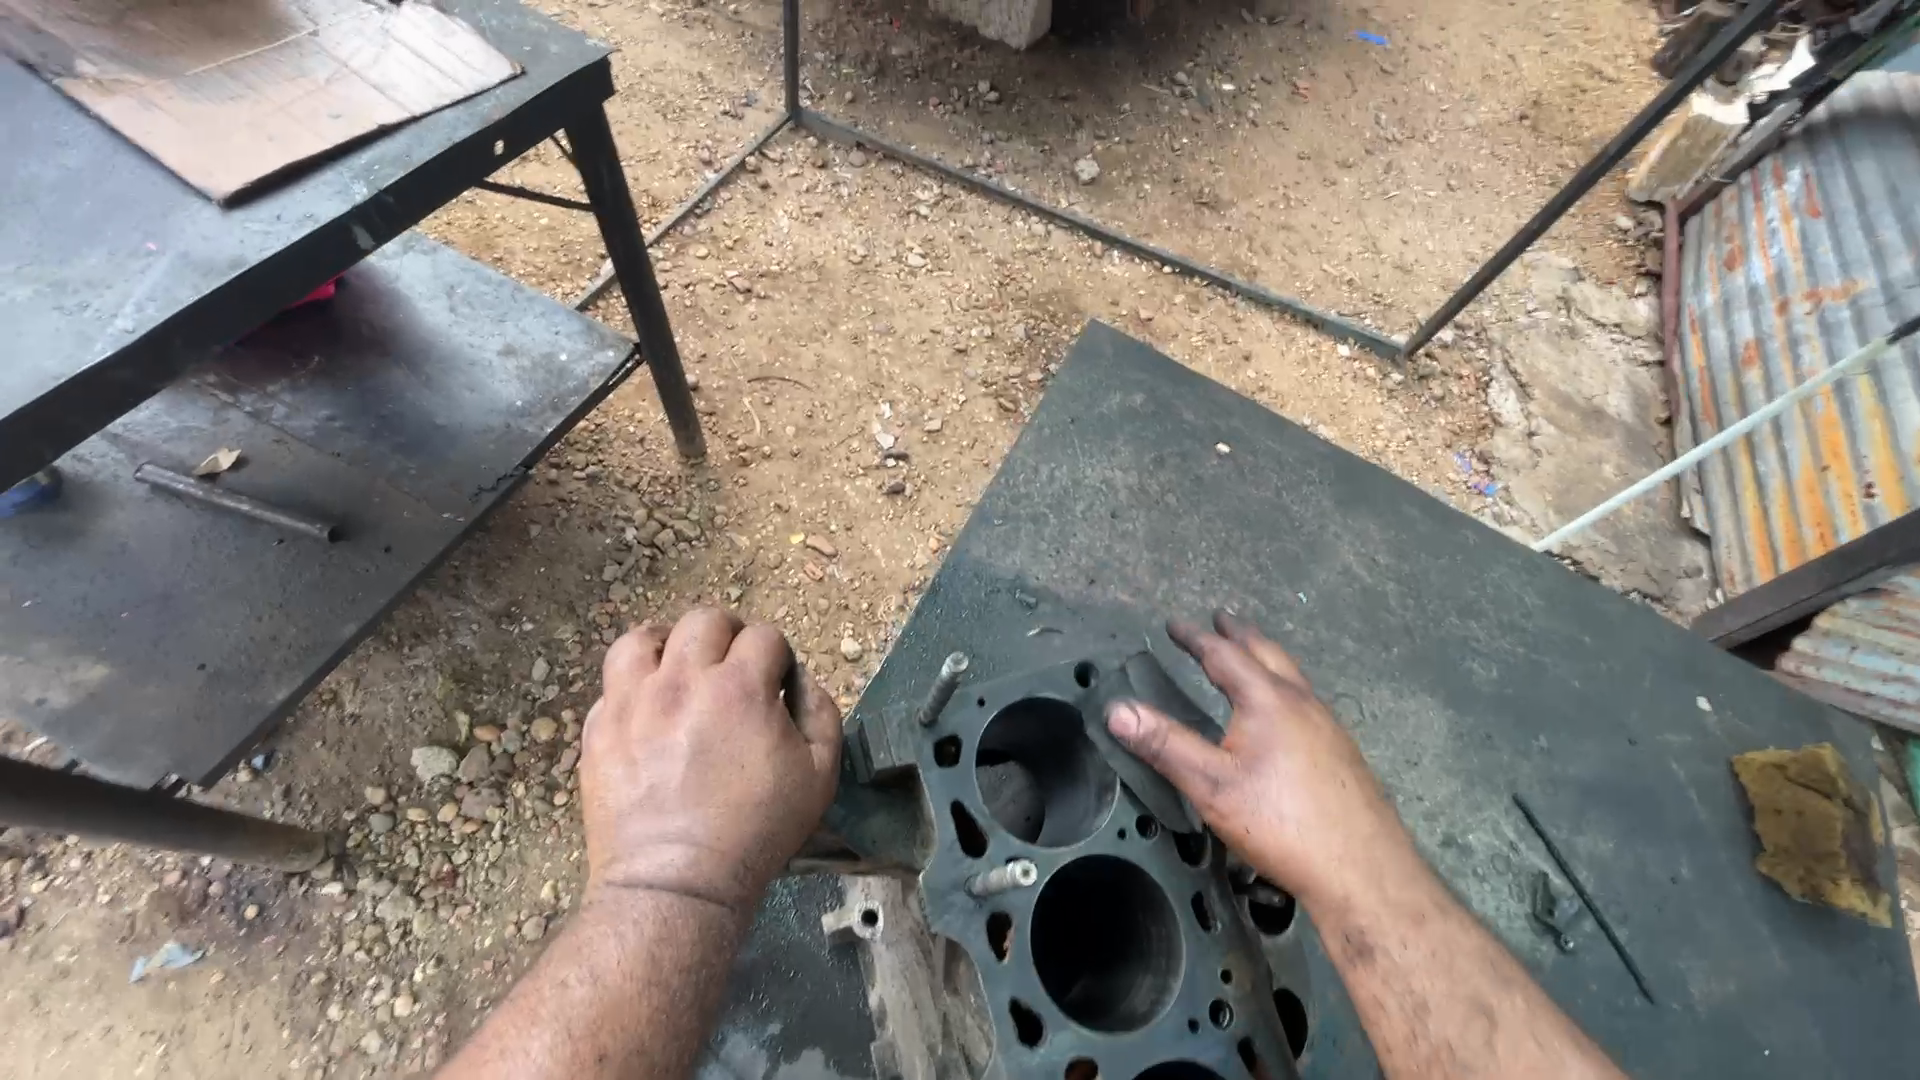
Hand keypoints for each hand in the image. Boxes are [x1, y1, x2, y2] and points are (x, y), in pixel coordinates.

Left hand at [579, 609, 841, 915]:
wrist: (676, 883)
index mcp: (741, 688)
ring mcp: (633, 702)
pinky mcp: (598, 729)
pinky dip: (634, 686)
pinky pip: (611, 684)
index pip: (764, 636)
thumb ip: (820, 710)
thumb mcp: (821, 773)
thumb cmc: (757, 829)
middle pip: (704, 621)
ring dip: (669, 646)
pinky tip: (650, 710)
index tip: (777, 686)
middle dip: (729, 636)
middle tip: (734, 669)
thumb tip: (798, 679)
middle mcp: (683, 681)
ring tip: (680, 671)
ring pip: (642, 638)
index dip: (778, 657)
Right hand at [1106, 610, 1413, 907]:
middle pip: (1267, 653)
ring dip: (1265, 656)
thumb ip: (1164, 745)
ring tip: (1250, 656)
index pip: (1224, 655)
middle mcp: (1302, 703)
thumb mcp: (1211, 785)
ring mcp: (1329, 727)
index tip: (1174, 625)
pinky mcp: (1343, 754)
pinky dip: (1283, 684)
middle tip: (1221, 619)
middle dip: (1239, 634)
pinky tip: (1284, 712)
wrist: (1365, 872)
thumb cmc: (1282, 823)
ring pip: (1292, 676)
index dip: (1195, 637)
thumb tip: (1117, 710)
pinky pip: (1307, 700)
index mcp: (1267, 701)